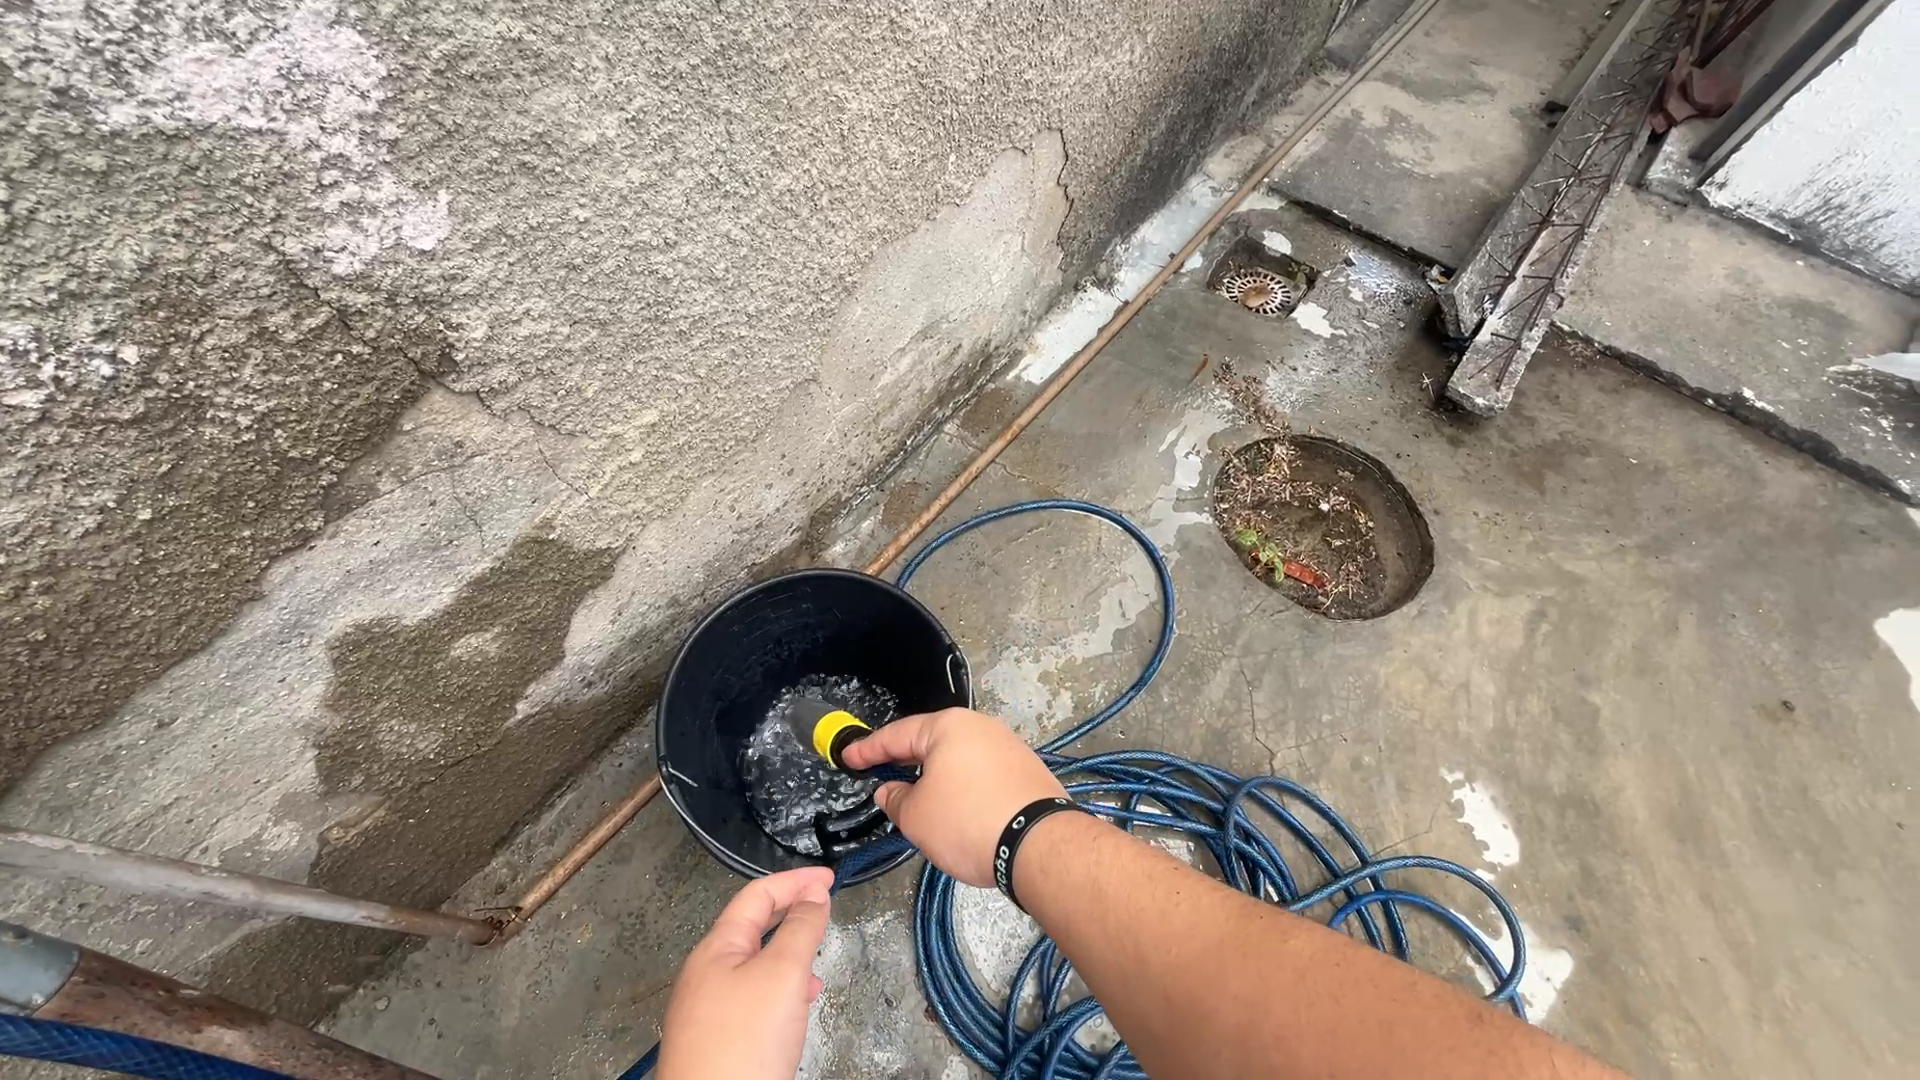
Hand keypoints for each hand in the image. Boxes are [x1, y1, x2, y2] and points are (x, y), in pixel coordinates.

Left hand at [657, 866, 832, 1079]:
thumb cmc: (745, 1040)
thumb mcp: (783, 974)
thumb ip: (801, 928)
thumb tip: (813, 894)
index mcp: (717, 948)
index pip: (757, 895)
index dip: (795, 881)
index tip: (830, 879)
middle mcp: (706, 973)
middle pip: (753, 927)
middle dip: (792, 915)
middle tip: (825, 911)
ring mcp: (707, 1010)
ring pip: (755, 964)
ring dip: (789, 955)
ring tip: (817, 967)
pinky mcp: (715, 1041)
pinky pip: (752, 997)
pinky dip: (780, 989)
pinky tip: (797, 1008)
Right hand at [840, 707, 1066, 885]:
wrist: (1039, 845)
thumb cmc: (968, 821)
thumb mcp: (917, 816)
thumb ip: (896, 800)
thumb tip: (891, 791)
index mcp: (948, 727)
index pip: (897, 734)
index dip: (868, 749)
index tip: (848, 757)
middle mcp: (981, 727)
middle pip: (931, 742)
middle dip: (905, 761)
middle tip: (880, 774)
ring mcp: (1008, 747)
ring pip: (959, 759)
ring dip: (936, 777)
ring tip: (919, 799)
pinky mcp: (1026, 771)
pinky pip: (982, 773)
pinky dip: (963, 787)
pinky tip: (957, 808)